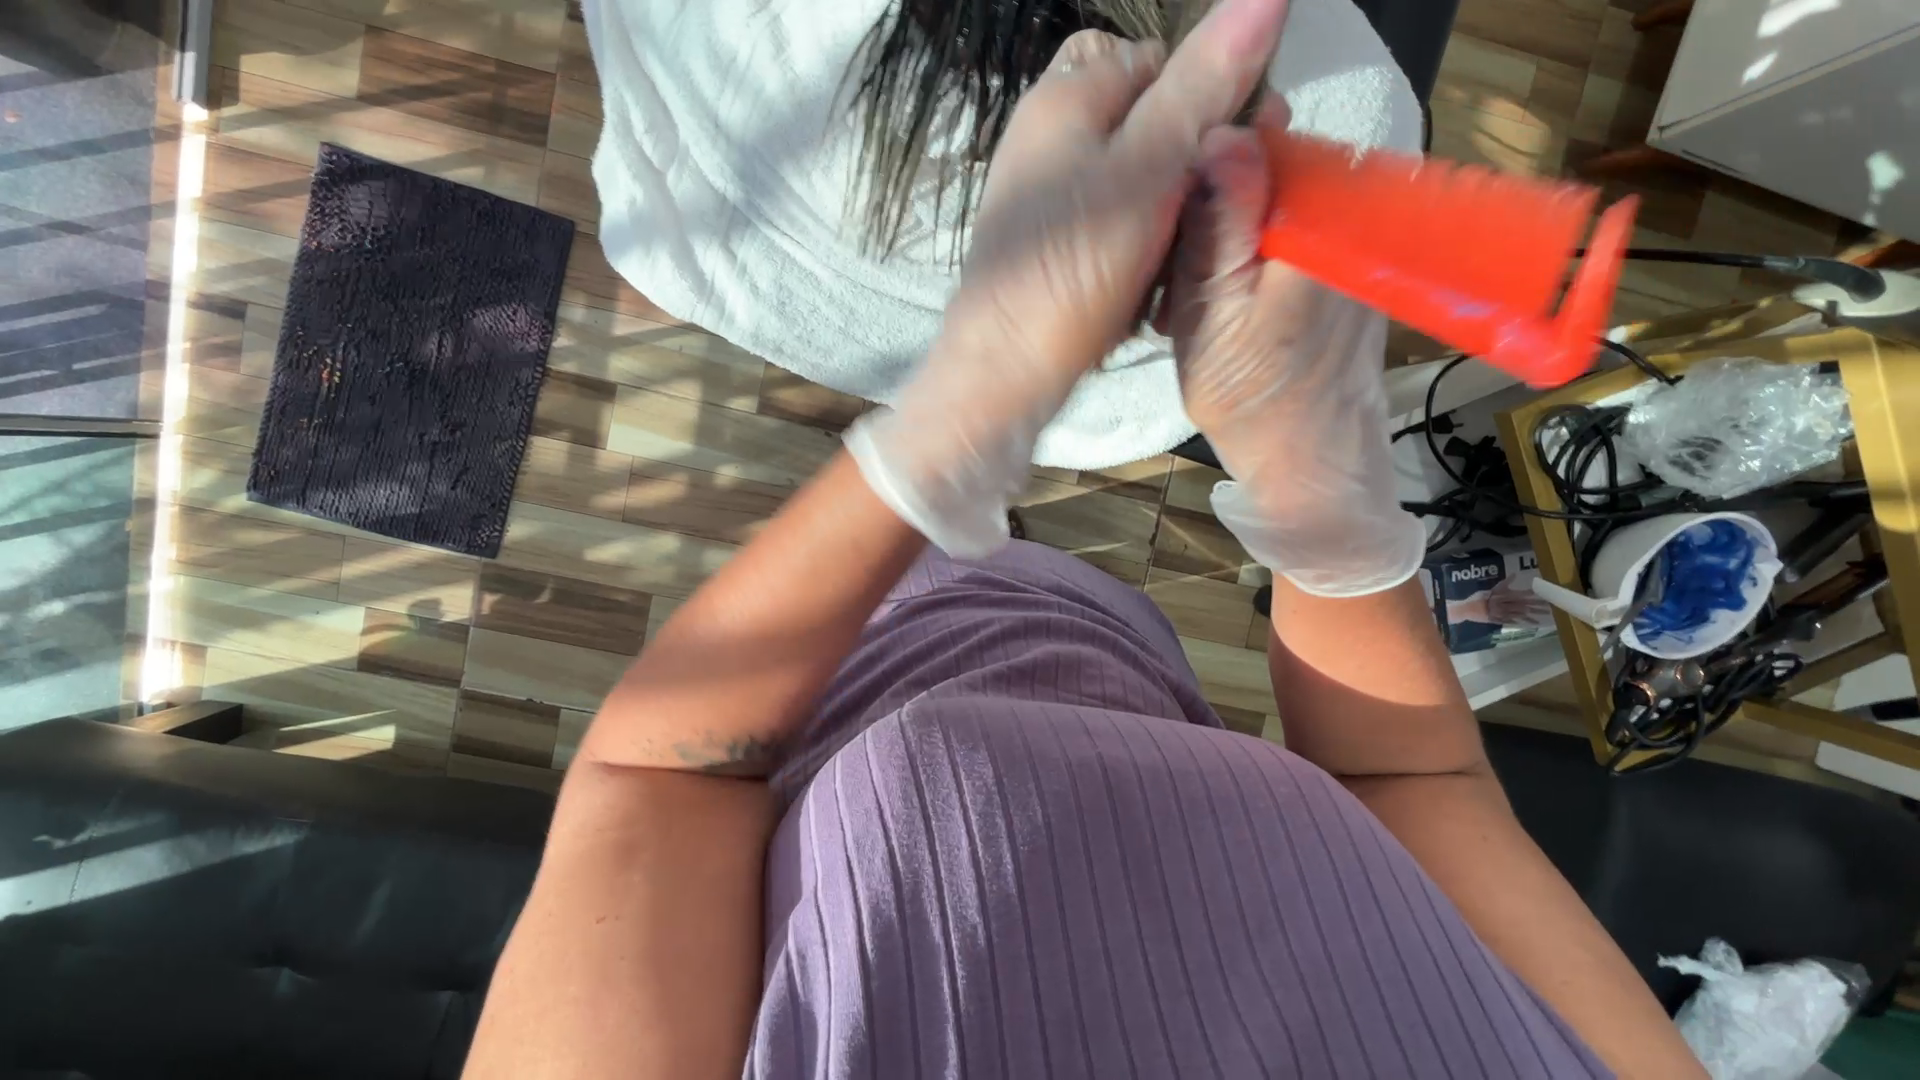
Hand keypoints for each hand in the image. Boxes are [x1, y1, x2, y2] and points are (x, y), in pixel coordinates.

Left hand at [845, 0, 1292, 557]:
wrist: (1003, 371)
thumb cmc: (1071, 267)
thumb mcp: (1146, 170)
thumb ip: (1201, 88)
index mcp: (1065, 98)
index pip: (1158, 58)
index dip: (1208, 95)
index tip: (1238, 149)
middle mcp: (1048, 137)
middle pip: (1146, 120)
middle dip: (1188, 160)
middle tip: (1213, 209)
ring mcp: (1047, 195)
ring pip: (1134, 179)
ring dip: (1168, 210)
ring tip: (1180, 254)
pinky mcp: (1052, 246)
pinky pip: (1113, 226)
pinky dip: (1138, 246)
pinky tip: (1149, 281)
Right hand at [1162, 113, 1425, 595]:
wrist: (1313, 466)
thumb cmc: (1254, 400)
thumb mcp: (1212, 314)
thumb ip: (1219, 226)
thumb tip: (1224, 132)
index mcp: (1317, 219)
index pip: (1261, 139)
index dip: (1205, 166)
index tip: (1170, 220)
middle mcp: (1348, 218)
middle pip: (1267, 170)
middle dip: (1212, 207)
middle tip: (1176, 274)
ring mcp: (1352, 246)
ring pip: (1274, 205)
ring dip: (1226, 238)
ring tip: (1193, 296)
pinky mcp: (1346, 272)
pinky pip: (1290, 237)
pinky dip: (1251, 260)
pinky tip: (1224, 304)